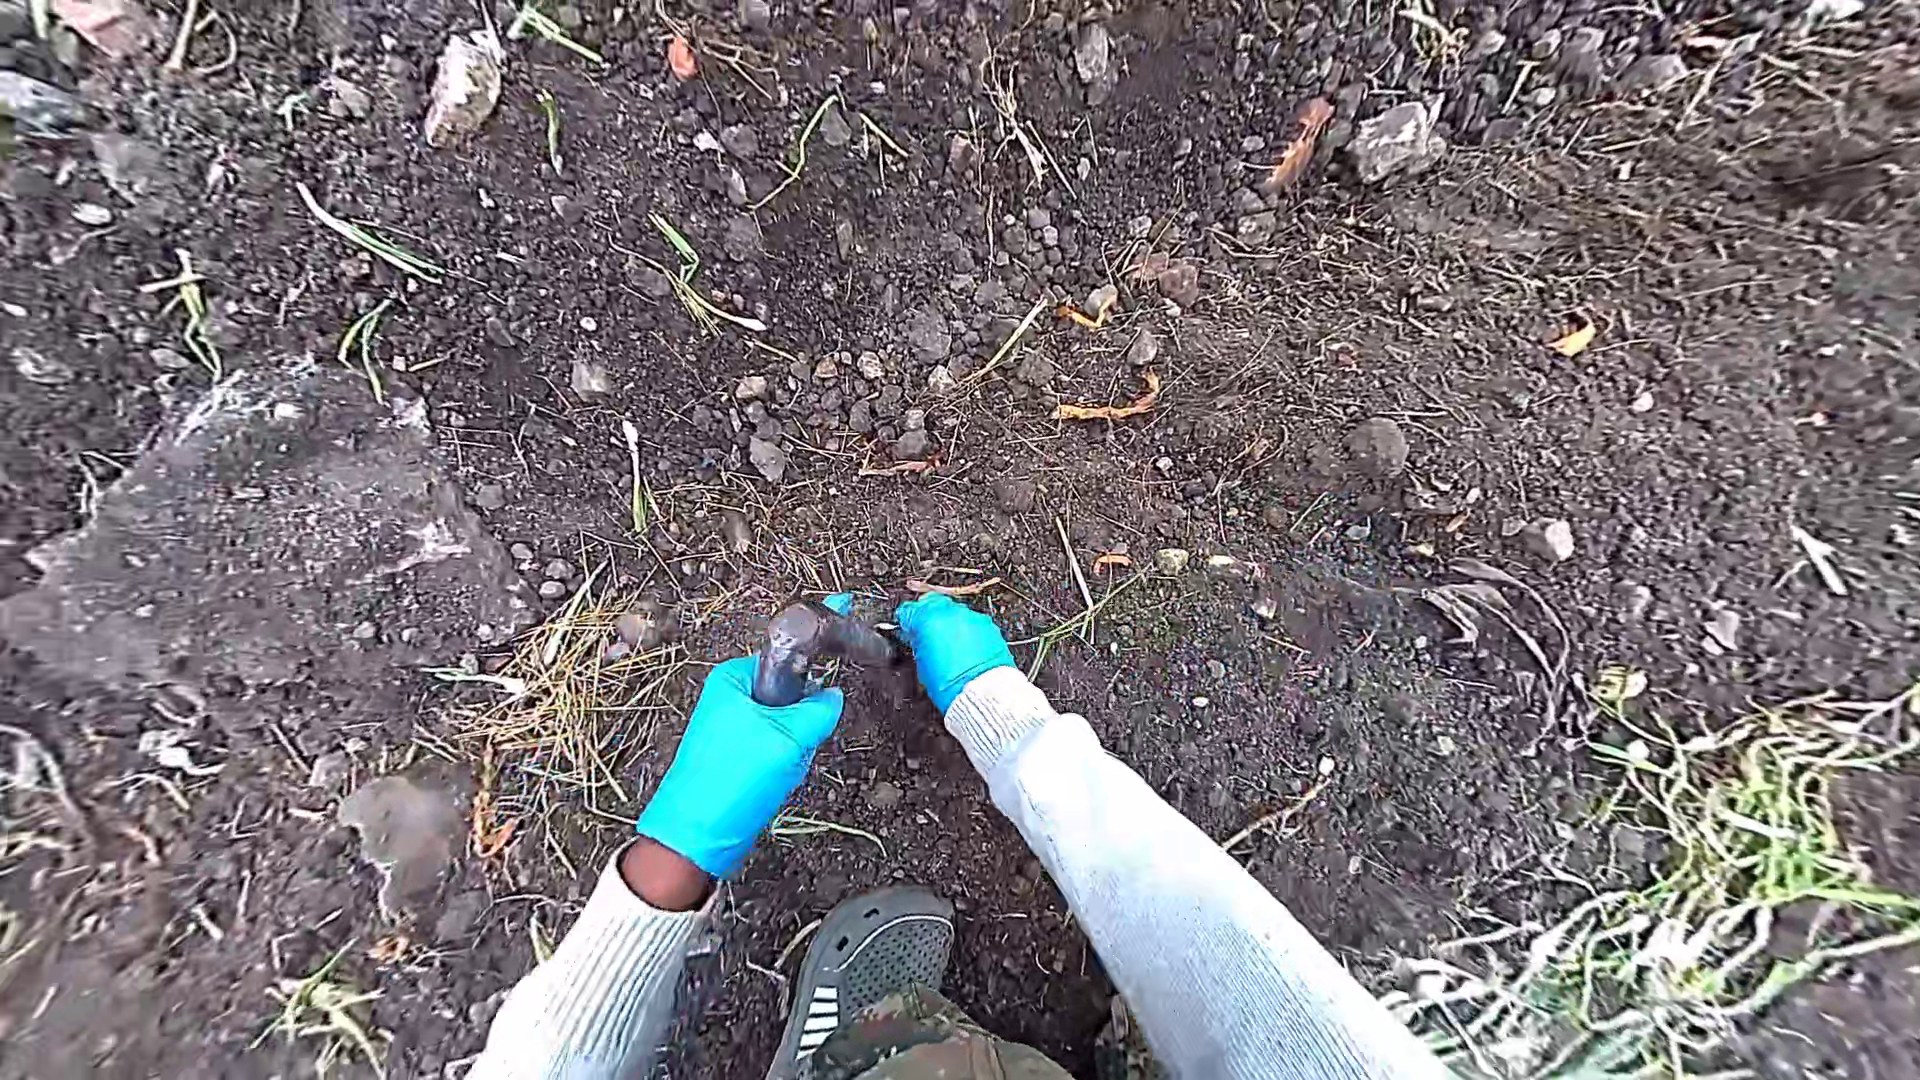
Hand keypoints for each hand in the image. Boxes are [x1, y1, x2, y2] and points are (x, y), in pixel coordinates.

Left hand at [636, 656, 842, 876]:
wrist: (698, 837)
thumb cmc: (733, 778)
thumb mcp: (790, 737)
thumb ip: (820, 710)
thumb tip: (833, 697)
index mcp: (732, 677)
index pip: (785, 662)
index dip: (805, 683)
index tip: (813, 704)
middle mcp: (728, 696)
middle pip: (788, 696)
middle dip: (799, 722)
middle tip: (793, 743)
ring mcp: (731, 726)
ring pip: (785, 725)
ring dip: (793, 746)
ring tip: (780, 766)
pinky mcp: (736, 752)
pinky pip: (775, 746)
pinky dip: (782, 762)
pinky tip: (774, 778)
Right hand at [894, 593, 1015, 711]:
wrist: (984, 694)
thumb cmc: (952, 686)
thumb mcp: (922, 664)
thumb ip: (918, 643)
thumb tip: (917, 637)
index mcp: (929, 619)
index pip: (910, 610)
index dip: (907, 621)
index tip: (908, 629)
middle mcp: (952, 613)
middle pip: (934, 604)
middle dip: (929, 617)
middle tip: (927, 635)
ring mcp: (973, 618)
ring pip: (955, 612)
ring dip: (949, 624)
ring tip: (949, 646)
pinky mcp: (989, 627)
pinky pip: (973, 623)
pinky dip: (967, 632)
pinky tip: (966, 649)